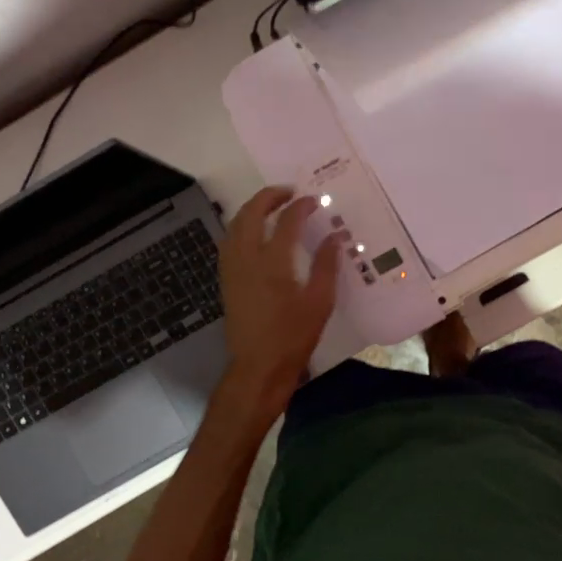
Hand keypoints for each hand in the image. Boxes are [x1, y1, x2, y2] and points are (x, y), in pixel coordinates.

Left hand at [216, 187, 340, 413]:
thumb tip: (335, 237)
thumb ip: (327, 266)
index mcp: (273, 262)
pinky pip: (229, 241)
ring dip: (253, 209)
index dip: (301, 206)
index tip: (314, 201)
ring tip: (272, 207)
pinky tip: (254, 232)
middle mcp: (247, 258)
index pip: (287, 221)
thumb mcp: (320, 303)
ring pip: (236, 225)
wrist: (258, 367)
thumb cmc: (293, 337)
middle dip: (270, 197)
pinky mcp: (226, 279)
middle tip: (289, 193)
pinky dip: (242, 227)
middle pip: (252, 213)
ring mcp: (232, 268)